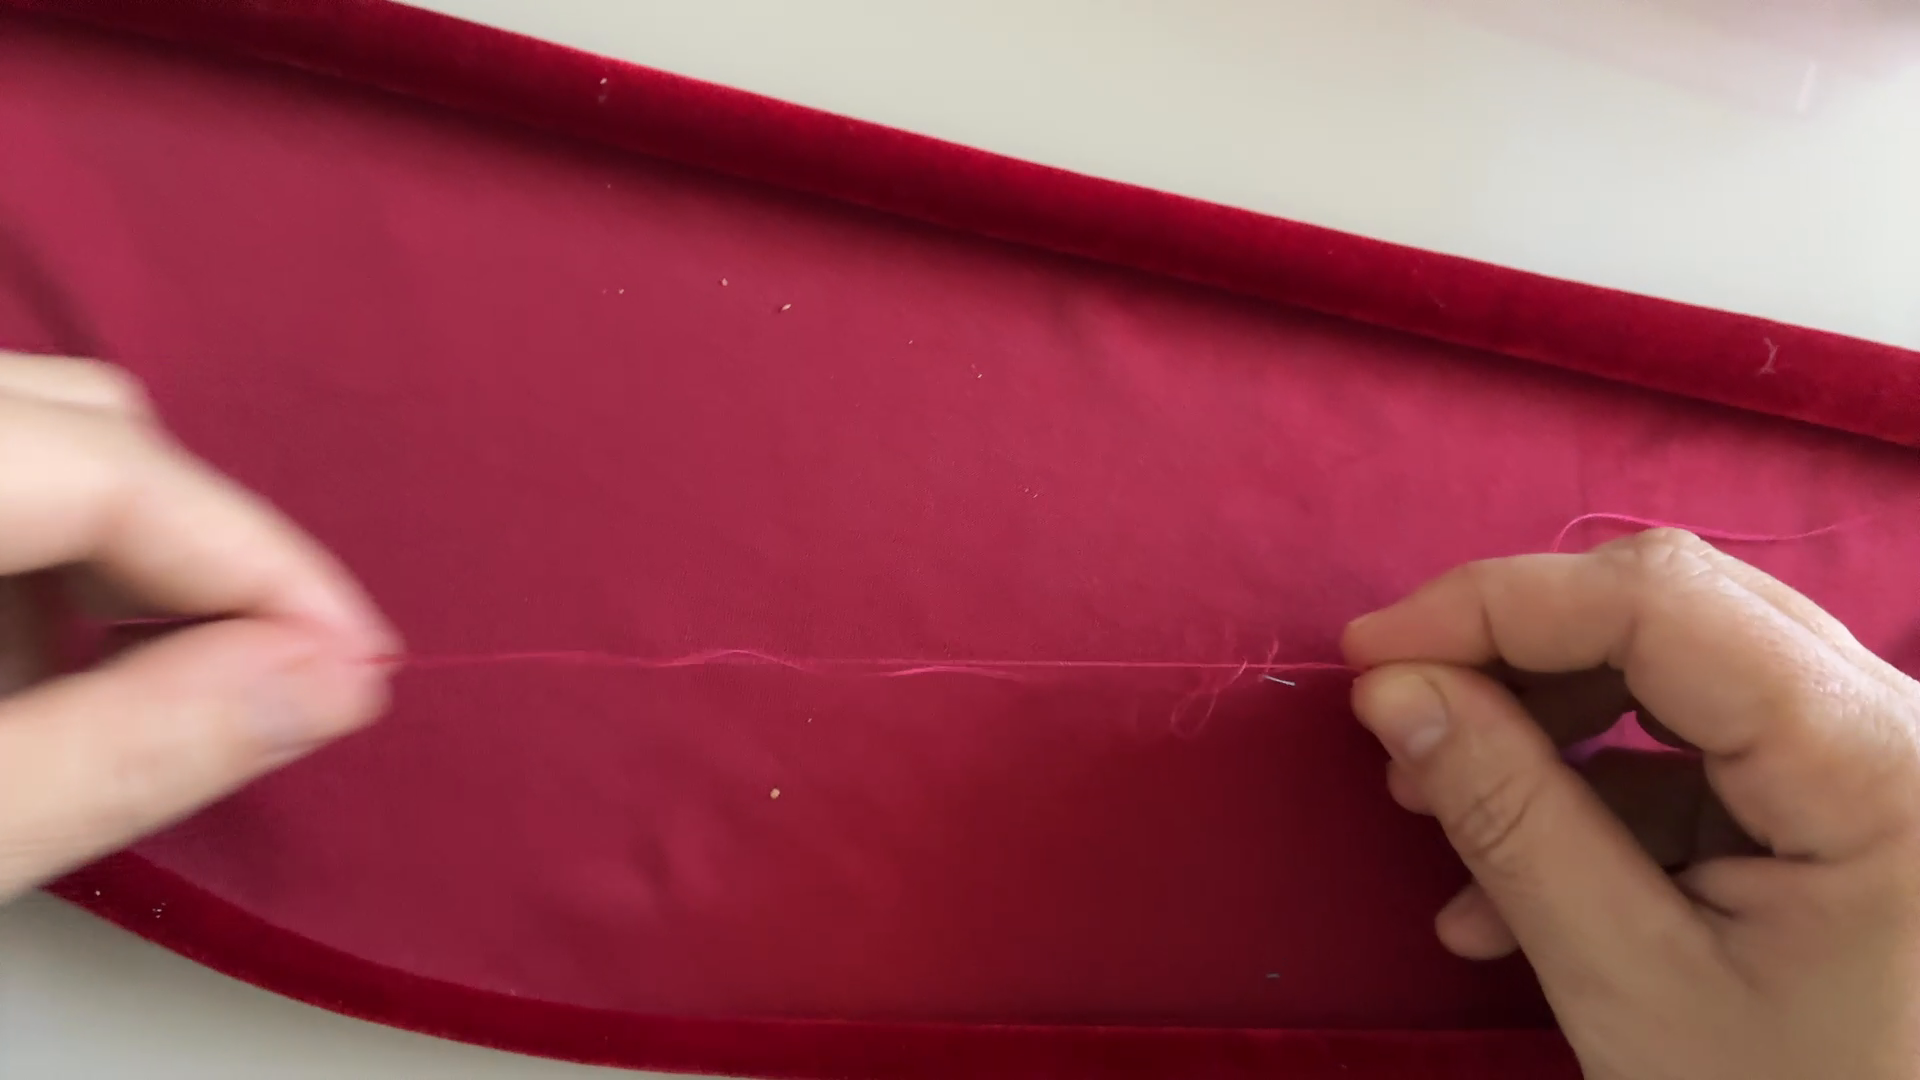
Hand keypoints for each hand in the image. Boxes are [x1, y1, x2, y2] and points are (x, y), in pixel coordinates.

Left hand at [0, 351, 394, 903]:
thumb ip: (130, 754)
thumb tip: (349, 681)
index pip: (112, 467)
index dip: (268, 564)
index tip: (365, 658)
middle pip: (91, 421)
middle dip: (206, 554)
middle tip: (242, 666)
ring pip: (49, 434)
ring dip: (128, 556)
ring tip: (103, 674)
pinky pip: (5, 470)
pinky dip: (56, 556)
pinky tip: (26, 654)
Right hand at [1345, 529, 1919, 1079]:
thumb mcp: (1630, 979)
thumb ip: (1502, 811)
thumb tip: (1386, 690)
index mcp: (1890, 772)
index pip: (1653, 602)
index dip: (1485, 604)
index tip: (1367, 651)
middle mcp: (1909, 735)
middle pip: (1660, 610)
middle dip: (1500, 651)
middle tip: (1400, 701)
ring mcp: (1877, 765)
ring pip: (1661, 667)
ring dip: (1524, 717)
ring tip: (1433, 794)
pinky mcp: (1838, 805)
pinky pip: (1678, 745)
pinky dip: (1572, 783)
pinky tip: (1511, 870)